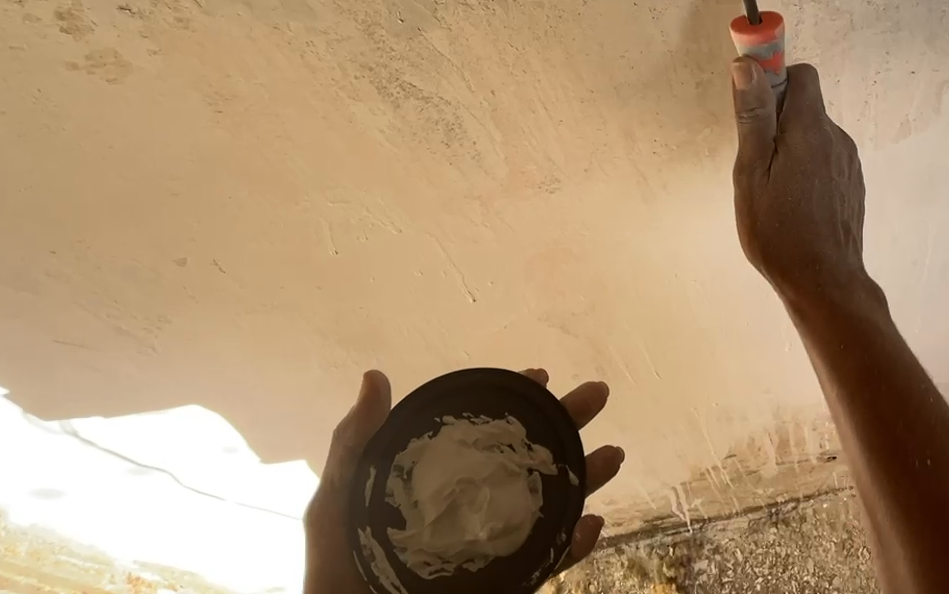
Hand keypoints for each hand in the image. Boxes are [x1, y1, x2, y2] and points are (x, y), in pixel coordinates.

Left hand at [303, 368, 624, 593]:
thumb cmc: (338, 574)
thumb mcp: (335, 505)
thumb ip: (355, 445)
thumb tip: (375, 375)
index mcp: (442, 478)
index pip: (487, 430)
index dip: (516, 398)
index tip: (540, 374)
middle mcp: (476, 504)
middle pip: (531, 457)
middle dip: (568, 422)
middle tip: (597, 393)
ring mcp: (494, 546)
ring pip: (551, 504)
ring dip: (585, 477)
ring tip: (613, 454)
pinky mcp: (507, 584)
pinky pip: (548, 565)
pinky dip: (575, 547)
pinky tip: (591, 526)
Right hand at [730, 58, 868, 306]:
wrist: (825, 283)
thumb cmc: (779, 230)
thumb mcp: (752, 172)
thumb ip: (753, 116)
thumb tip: (747, 65)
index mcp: (810, 129)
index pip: (802, 74)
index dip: (775, 79)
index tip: (753, 104)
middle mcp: (836, 137)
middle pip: (805, 105)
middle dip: (777, 120)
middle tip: (755, 160)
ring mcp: (848, 162)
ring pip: (814, 134)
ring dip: (791, 146)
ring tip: (773, 188)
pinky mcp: (852, 183)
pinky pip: (825, 157)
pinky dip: (806, 166)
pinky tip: (794, 202)